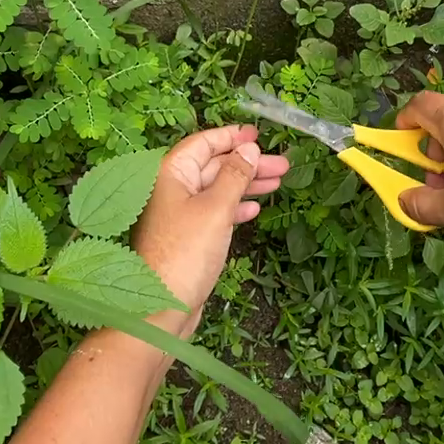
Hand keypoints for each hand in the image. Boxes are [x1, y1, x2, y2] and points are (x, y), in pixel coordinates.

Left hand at [131, 125, 287, 336]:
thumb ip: (235, 175)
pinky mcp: (187, 237)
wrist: (161, 308)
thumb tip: (249, 148)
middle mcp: (171, 188)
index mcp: (170, 173)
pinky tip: (254, 209)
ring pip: (217, 189)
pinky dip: (234, 207)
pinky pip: (214, 212)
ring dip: (246, 184)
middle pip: (213, 165)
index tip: (258, 134)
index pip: (204, 143)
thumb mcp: (216, 208)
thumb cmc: (186, 253)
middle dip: (247, 163)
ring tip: (277, 182)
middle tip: (282, 164)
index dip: (232, 136)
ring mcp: (178, 214)